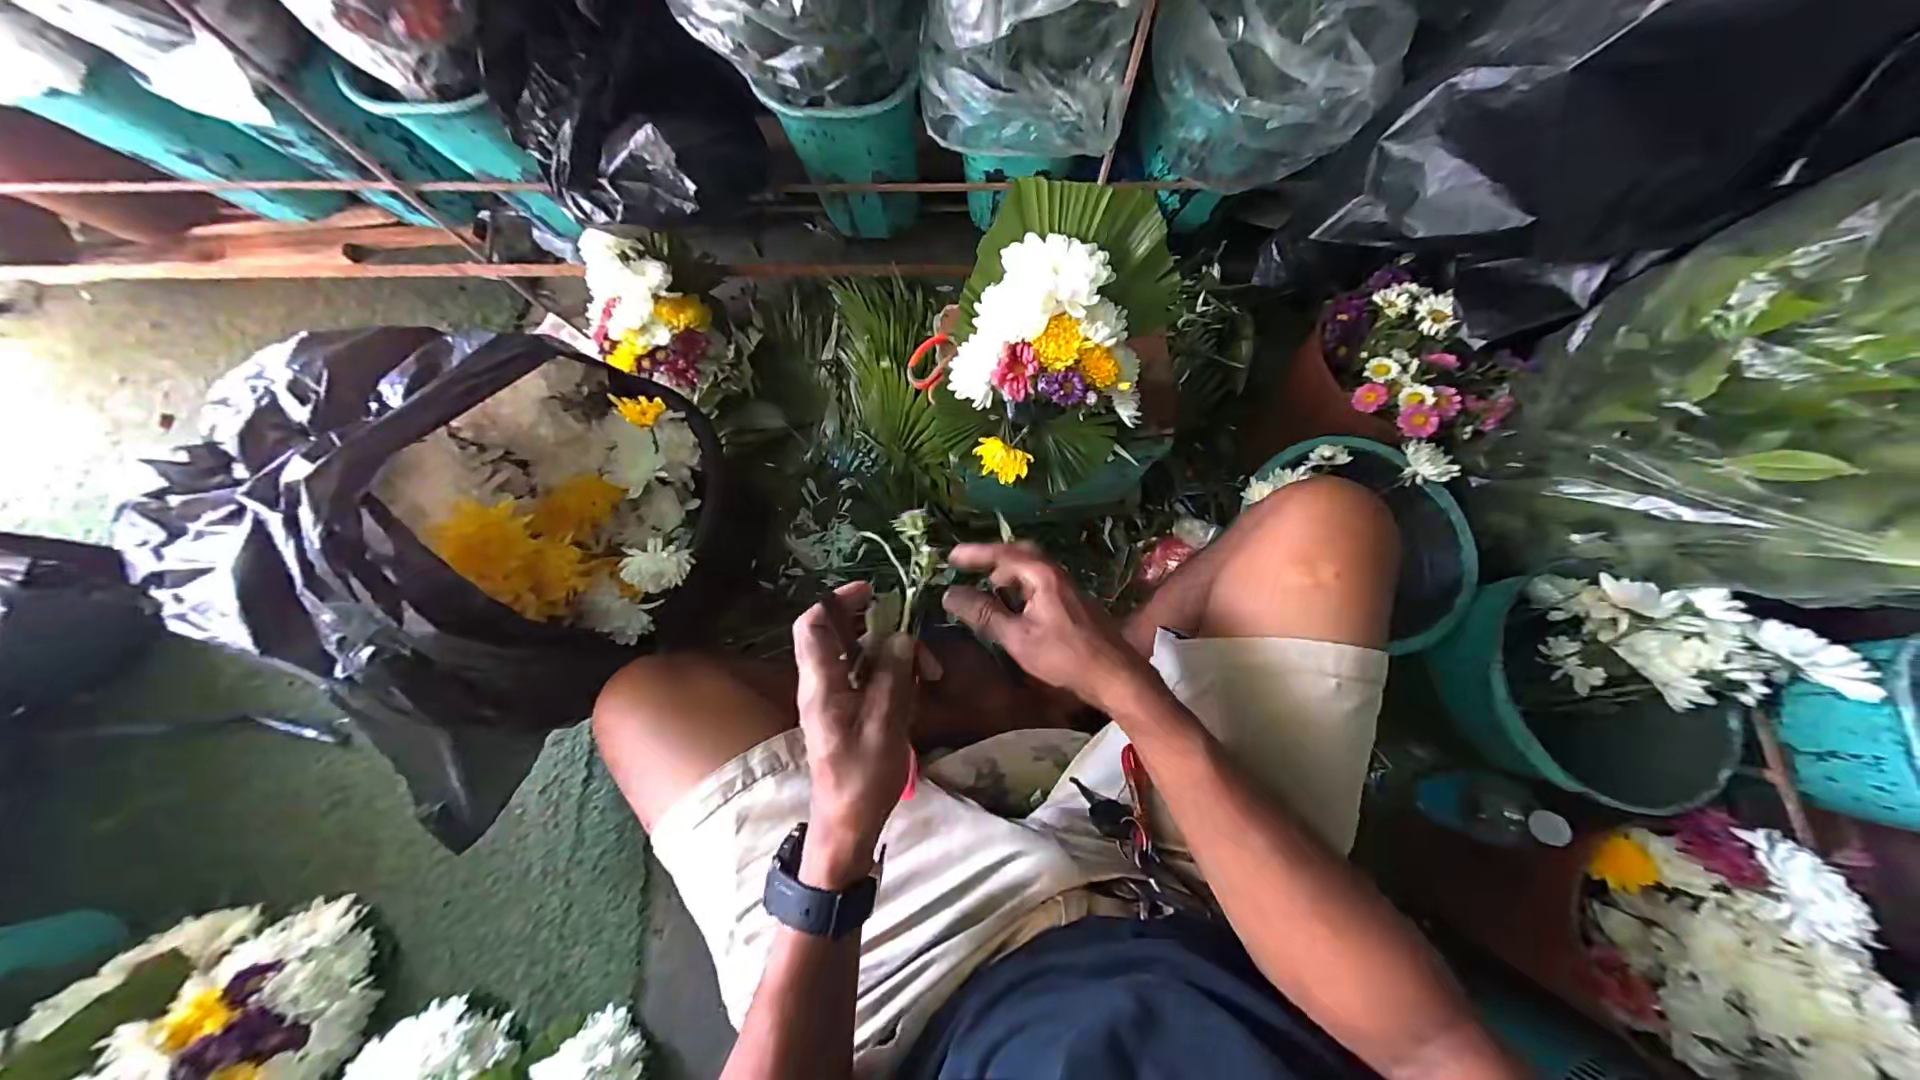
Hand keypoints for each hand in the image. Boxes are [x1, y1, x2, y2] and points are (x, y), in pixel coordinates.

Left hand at [792, 582, 916, 888]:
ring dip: (889, 651)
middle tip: (907, 628)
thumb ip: (893, 676)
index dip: (837, 601)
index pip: (812, 625)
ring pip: (856, 654)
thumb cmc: (862, 778)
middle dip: (872, 623)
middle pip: (836, 635)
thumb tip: (901, 638)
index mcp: (821, 684)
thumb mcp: (886, 725)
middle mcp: (820, 684)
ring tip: (924, 668)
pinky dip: (889, 671)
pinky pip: (864, 675)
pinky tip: (914, 684)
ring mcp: (832, 697)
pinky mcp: (845, 709)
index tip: (872, 592)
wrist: (846, 824)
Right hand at [941, 543, 1155, 712]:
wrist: (1115, 675)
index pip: (1002, 554)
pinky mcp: (1073, 601)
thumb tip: (950, 594)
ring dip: (1007, 572)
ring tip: (986, 584)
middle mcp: (1056, 573)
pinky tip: (1014, 602)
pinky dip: (1021, 584)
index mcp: (1042, 575)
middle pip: (1020, 553)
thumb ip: (984, 614)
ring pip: (1032, 568)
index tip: (950, 556)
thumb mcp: (1017, 638)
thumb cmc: (1065, 657)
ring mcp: (1068, 586)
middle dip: (993, 557)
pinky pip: (1040, 580)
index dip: (974, 554)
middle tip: (968, 565)